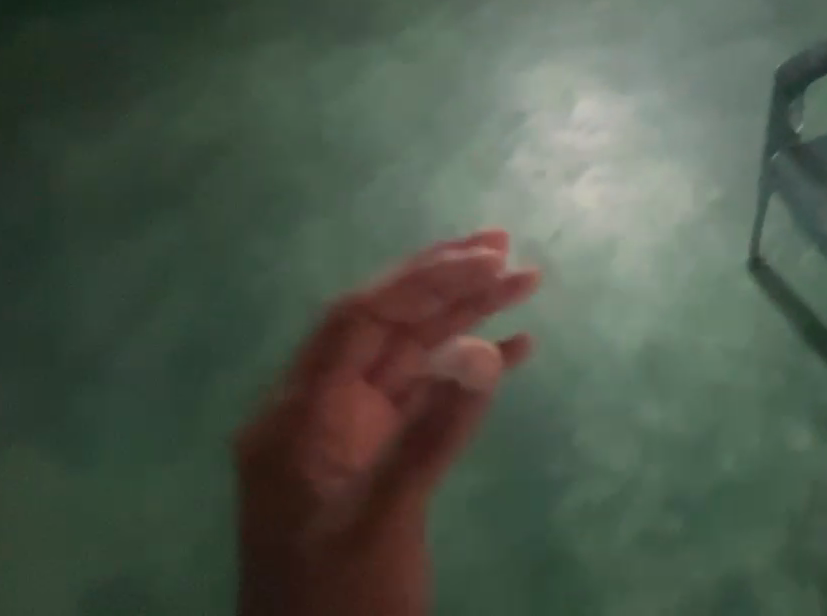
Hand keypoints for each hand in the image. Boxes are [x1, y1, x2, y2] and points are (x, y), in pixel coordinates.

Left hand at [235, 230, 541, 615]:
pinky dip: (475, 364)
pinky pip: (432, 389)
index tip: (489, 258)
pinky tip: (519, 346)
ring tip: (527, 279)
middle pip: (387, 324)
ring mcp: (356, 430)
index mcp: (299, 417)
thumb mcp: (381, 518)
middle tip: (505, 245)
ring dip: (469, 314)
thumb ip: (431, 432)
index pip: (360, 321)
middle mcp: (322, 410)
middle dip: (445, 281)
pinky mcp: (386, 451)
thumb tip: (487, 349)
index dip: (424, 280)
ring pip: (415, 350)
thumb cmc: (338, 597)